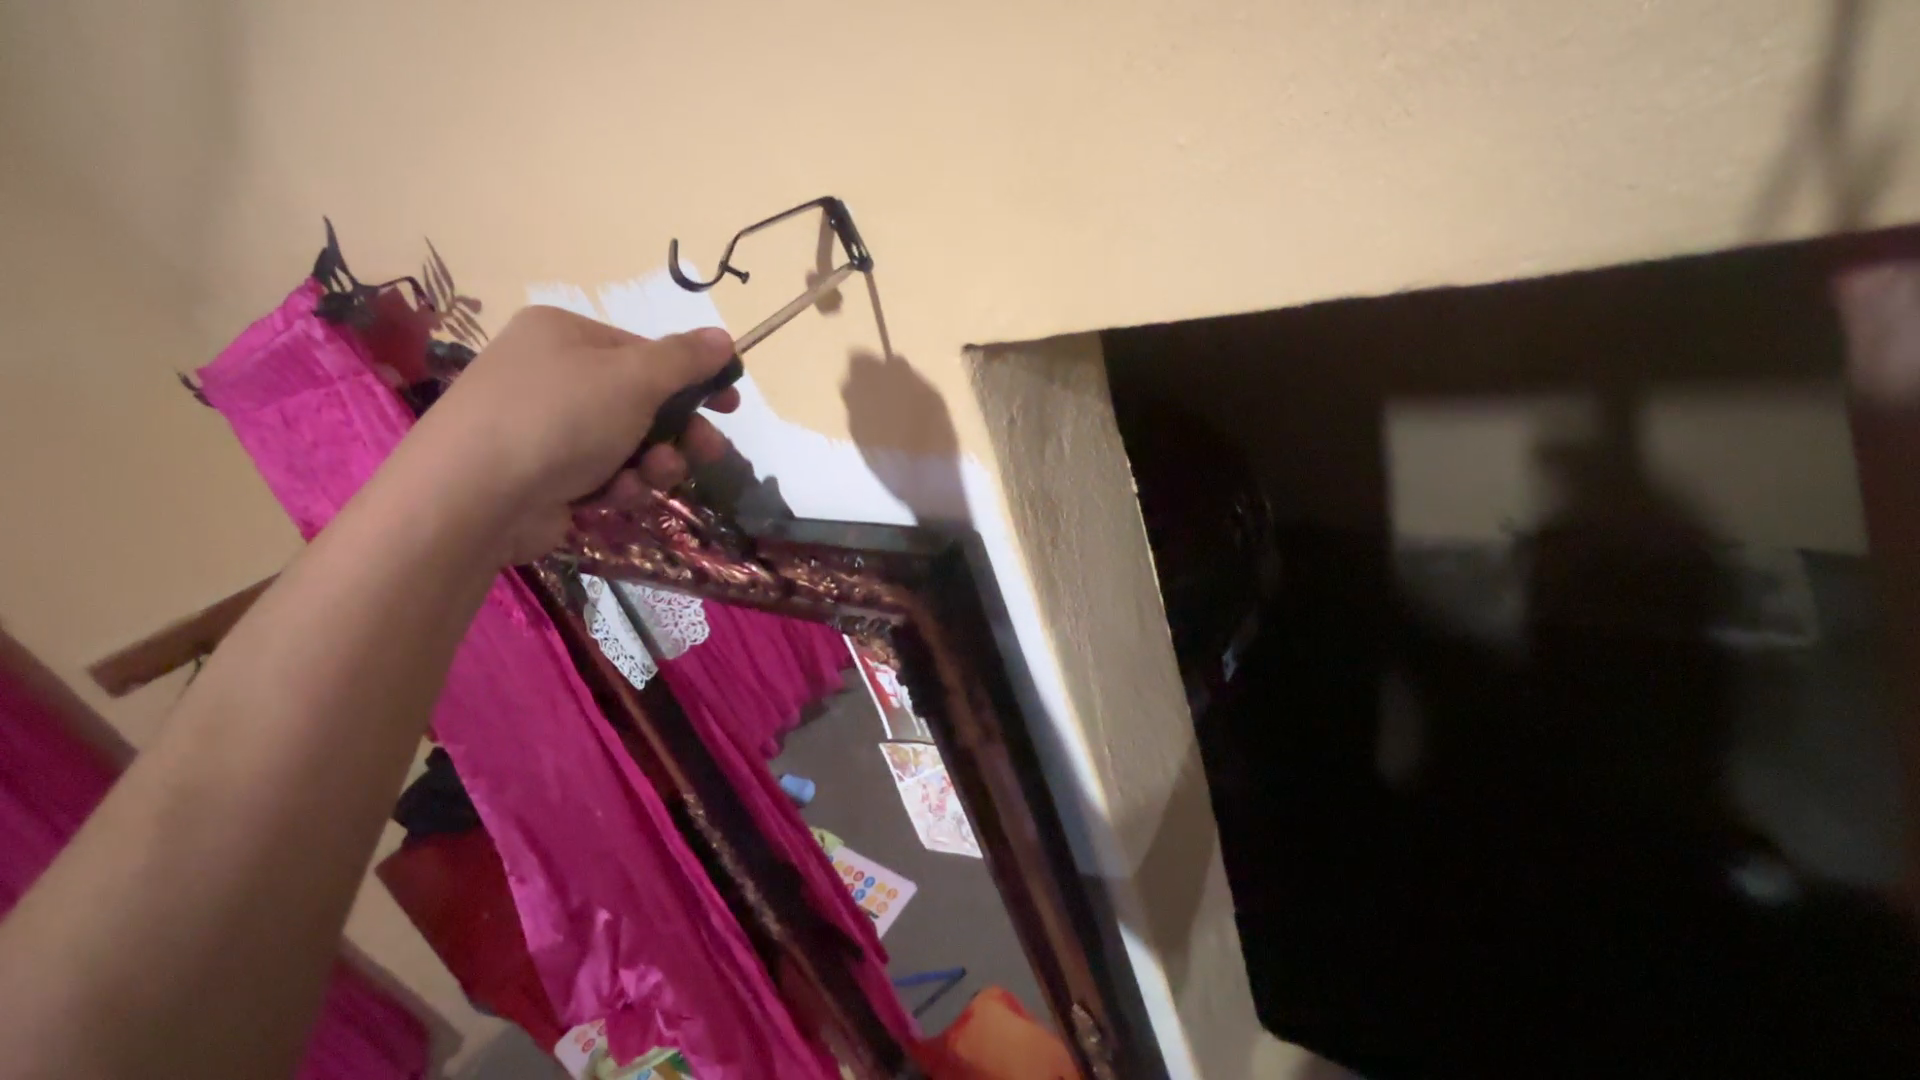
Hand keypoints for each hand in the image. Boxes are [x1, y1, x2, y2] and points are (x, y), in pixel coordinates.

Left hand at [397, 305, 739, 561]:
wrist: (473, 497)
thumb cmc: (559, 419)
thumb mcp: (634, 379)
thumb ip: (685, 359)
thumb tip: (724, 338)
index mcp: (566, 335)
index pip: (646, 352)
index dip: (693, 379)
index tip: (730, 405)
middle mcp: (553, 374)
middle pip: (641, 402)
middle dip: (677, 431)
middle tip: (708, 452)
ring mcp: (545, 428)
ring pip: (627, 444)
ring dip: (652, 464)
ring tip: (652, 476)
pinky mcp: (544, 476)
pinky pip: (602, 475)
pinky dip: (617, 486)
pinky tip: (614, 495)